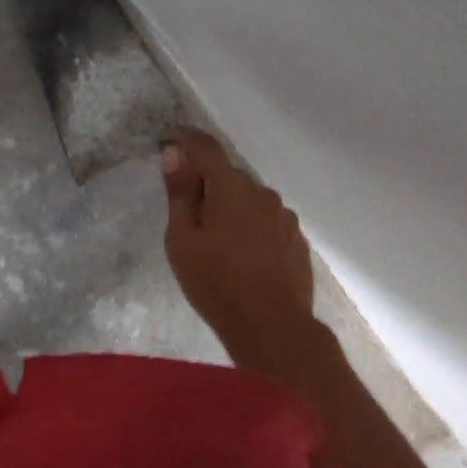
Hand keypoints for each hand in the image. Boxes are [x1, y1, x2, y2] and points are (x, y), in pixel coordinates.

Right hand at [161, 127, 315, 353]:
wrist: (273, 328)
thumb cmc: (216, 283)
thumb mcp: (182, 239)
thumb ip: (179, 193)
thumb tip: (174, 153)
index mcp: (230, 187)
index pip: (206, 147)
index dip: (186, 139)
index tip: (170, 141)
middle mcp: (262, 192)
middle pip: (228, 176)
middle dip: (207, 184)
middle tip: (186, 216)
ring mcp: (284, 217)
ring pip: (249, 200)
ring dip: (230, 208)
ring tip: (215, 243)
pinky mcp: (296, 240)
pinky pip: (266, 222)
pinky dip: (250, 228)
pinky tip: (241, 257)